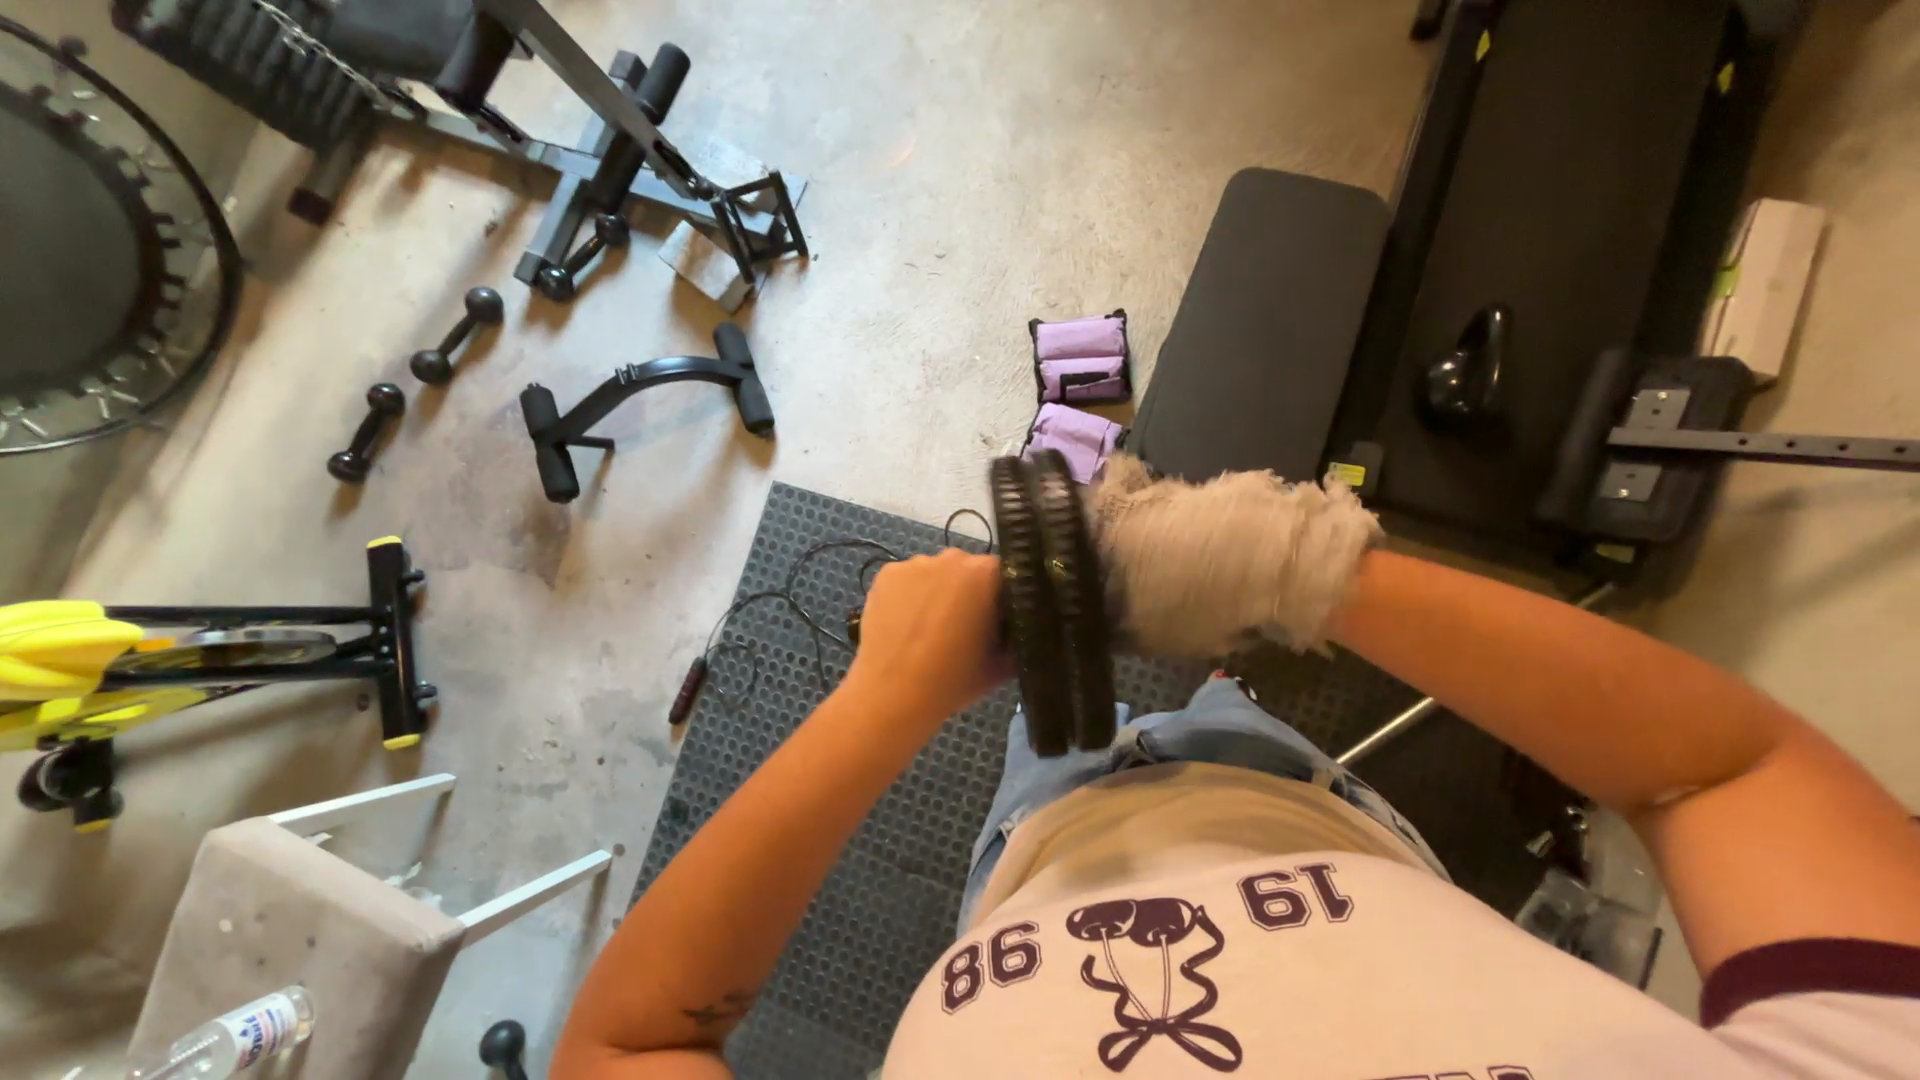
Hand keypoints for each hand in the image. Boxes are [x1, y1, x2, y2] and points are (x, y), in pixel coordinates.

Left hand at [843, 549, 1009, 728]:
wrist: (893, 695)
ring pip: (936, 574)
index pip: (1005, 575)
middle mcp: (952, 557)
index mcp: (987, 573)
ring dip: (938, 593)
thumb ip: (1020, 636)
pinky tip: (906, 624)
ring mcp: (915, 563)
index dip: (1002, 599)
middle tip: (963, 628)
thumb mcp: (1005, 664)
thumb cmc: (954, 679)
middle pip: (968, 570)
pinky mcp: (886, 574)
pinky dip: (910, 596)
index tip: (996, 624)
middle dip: (969, 593)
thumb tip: (1020, 626)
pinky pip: (908, 580)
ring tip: (929, 629)